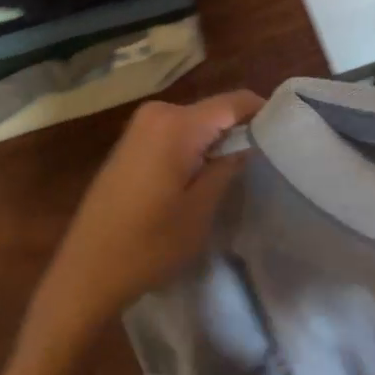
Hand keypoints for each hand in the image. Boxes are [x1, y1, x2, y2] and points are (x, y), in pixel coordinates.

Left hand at [31, 91, 262, 327]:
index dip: (263, 112)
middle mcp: (158, 112)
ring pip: (195, 122)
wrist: (85, 272)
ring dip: (215, 141)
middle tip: (265, 161)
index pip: (234, 101)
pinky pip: (175, 132)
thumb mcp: (200, 210)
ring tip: (237, 173)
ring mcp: (140, 126)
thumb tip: (249, 141)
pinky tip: (201, 176)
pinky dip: (193, 147)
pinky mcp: (131, 142)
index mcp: (177, 124)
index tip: (288, 132)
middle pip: (214, 110)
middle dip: (239, 130)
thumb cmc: (148, 245)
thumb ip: (228, 166)